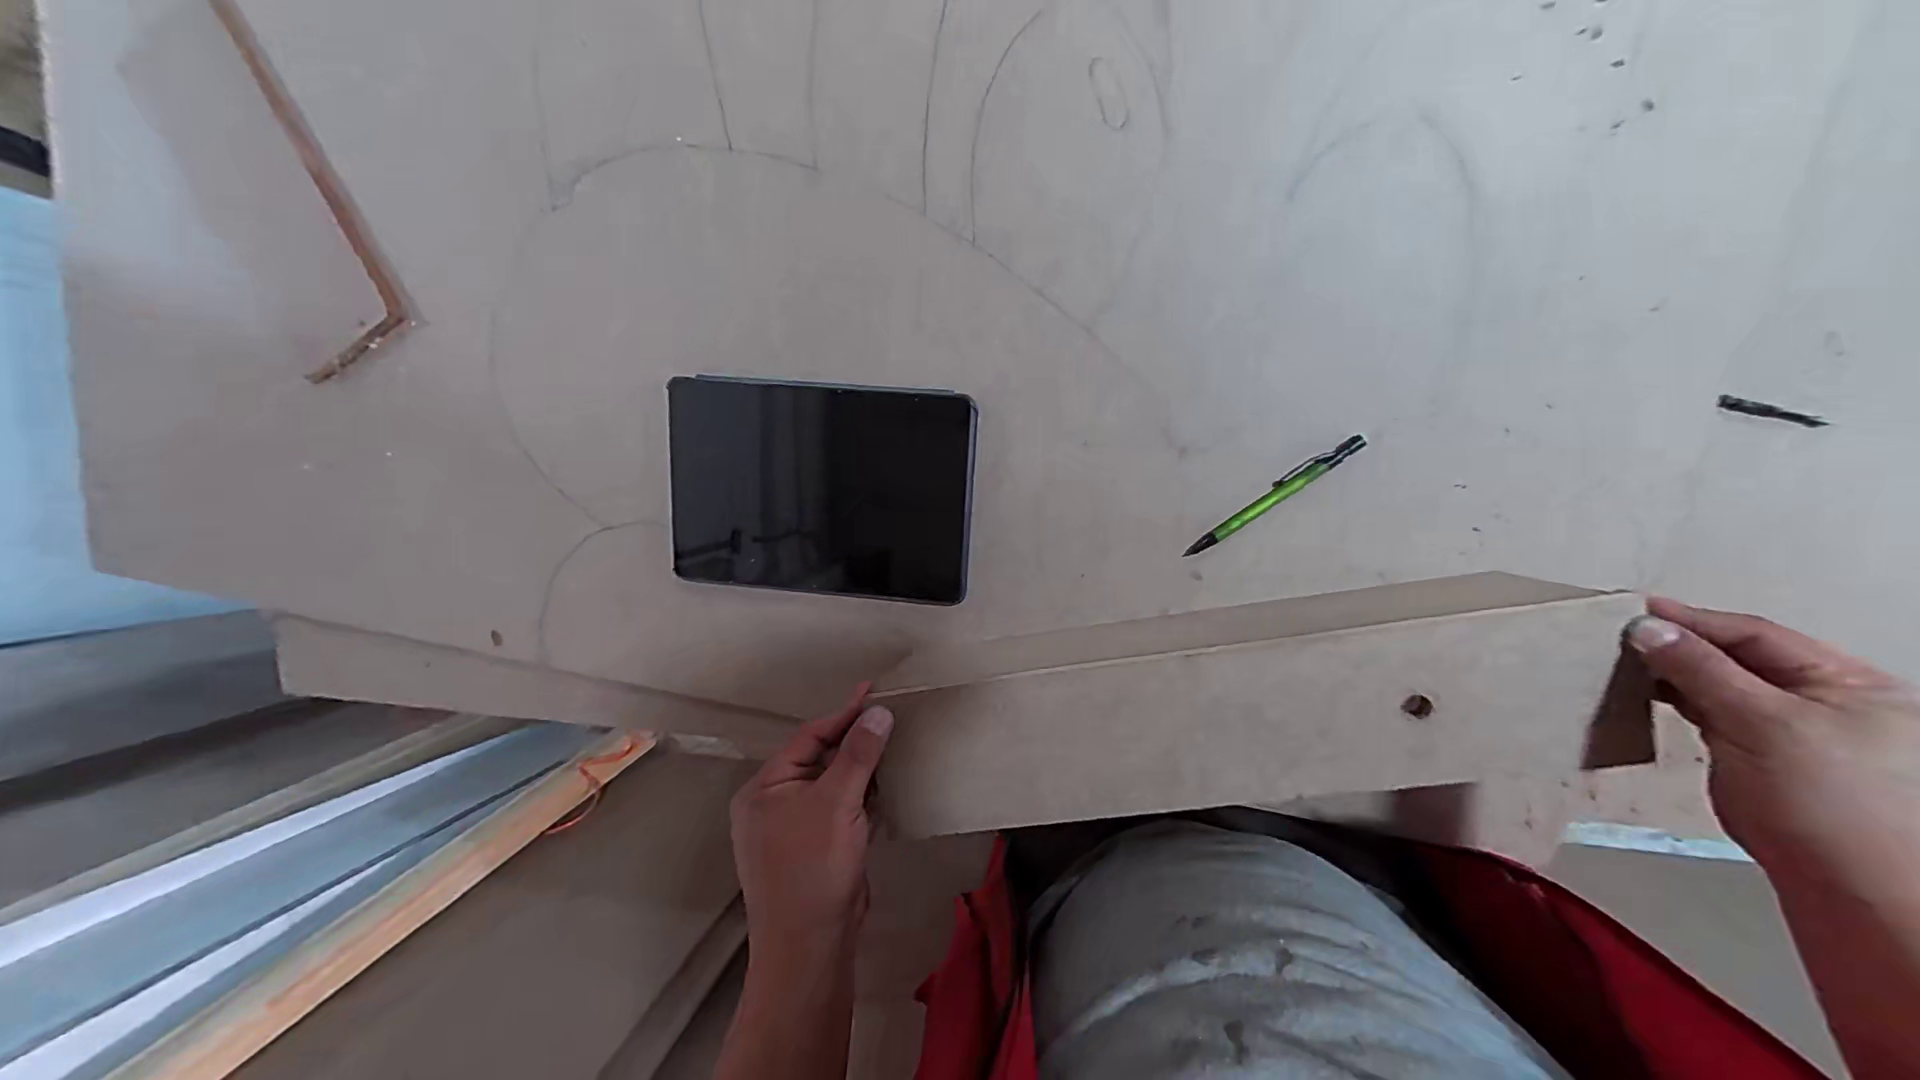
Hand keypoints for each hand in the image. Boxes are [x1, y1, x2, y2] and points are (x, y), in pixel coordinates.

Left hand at [716, 686, 894, 1079]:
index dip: (843, 715)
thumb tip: (879, 712)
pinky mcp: (816, 849)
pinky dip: (862, 796)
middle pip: (820, 758)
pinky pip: (840, 809)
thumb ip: (859, 754)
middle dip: (854, 742)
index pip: (809, 738)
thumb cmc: (814, 867)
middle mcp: (774, 804)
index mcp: (765, 788)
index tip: (873, 693)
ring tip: (893, 745)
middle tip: (889, 719)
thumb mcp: (837, 802)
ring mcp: (794, 829)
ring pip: (832, 785)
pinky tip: (886, 786)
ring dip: (862, 769)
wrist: (811, 946)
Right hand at [1626, 598, 1919, 1078]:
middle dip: (1679, 643)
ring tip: (1625, 659)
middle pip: (1737, 655)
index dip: (1692, 620)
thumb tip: (1647, 627)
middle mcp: (1824, 700)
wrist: (1844, 882)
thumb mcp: (1760, 721)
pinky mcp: (1759, 752)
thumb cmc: (1826, 800)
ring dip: (1673, 670)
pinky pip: (1711, 709)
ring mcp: (1791, 728)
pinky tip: (1647, 694)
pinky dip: (1676, 697)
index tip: (1634, 608)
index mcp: (1848, 684)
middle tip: (1620, 633)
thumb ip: (1701, 669)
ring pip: (1720, 682)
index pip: (1755, 634)